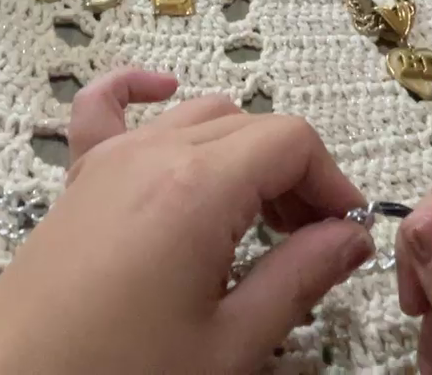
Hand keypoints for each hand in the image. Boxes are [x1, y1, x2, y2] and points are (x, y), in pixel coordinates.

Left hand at [0, 68, 372, 373]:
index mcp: (198, 187)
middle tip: (310, 238)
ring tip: (259, 212)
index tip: (344, 229)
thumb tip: (348, 238)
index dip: (331, 179)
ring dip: (243, 149)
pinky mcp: (83, 170)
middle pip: (252, 126)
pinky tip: (163, 90)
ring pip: (201, 114)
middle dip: (294, 174)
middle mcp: (157, 150)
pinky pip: (107, 101)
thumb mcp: (228, 346)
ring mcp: (114, 153)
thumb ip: (298, 278)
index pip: (291, 140)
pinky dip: (140, 86)